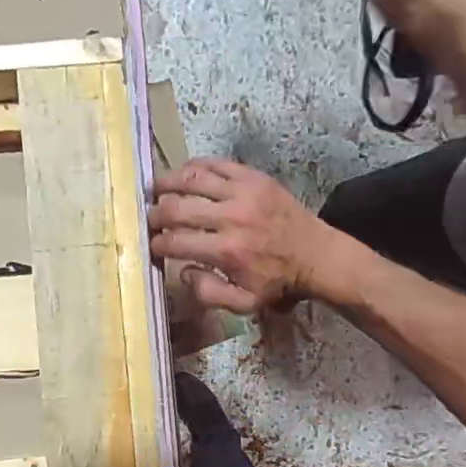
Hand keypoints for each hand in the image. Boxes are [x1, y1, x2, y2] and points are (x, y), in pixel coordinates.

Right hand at [149, 158, 337, 313]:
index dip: (157, 243)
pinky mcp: (253, 176)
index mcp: (227, 251)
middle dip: (156, 214)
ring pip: (192, 178)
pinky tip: (183, 174)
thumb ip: (208, 294)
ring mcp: (243, 192)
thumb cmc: (276, 281)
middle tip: (150, 218)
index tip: (153, 244)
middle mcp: (231, 218)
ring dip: (167, 183)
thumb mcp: (244, 303)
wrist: (315, 254)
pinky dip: (194, 166)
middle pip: (177, 207)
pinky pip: (215, 163)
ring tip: (156, 189)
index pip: (176, 241)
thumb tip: (184, 271)